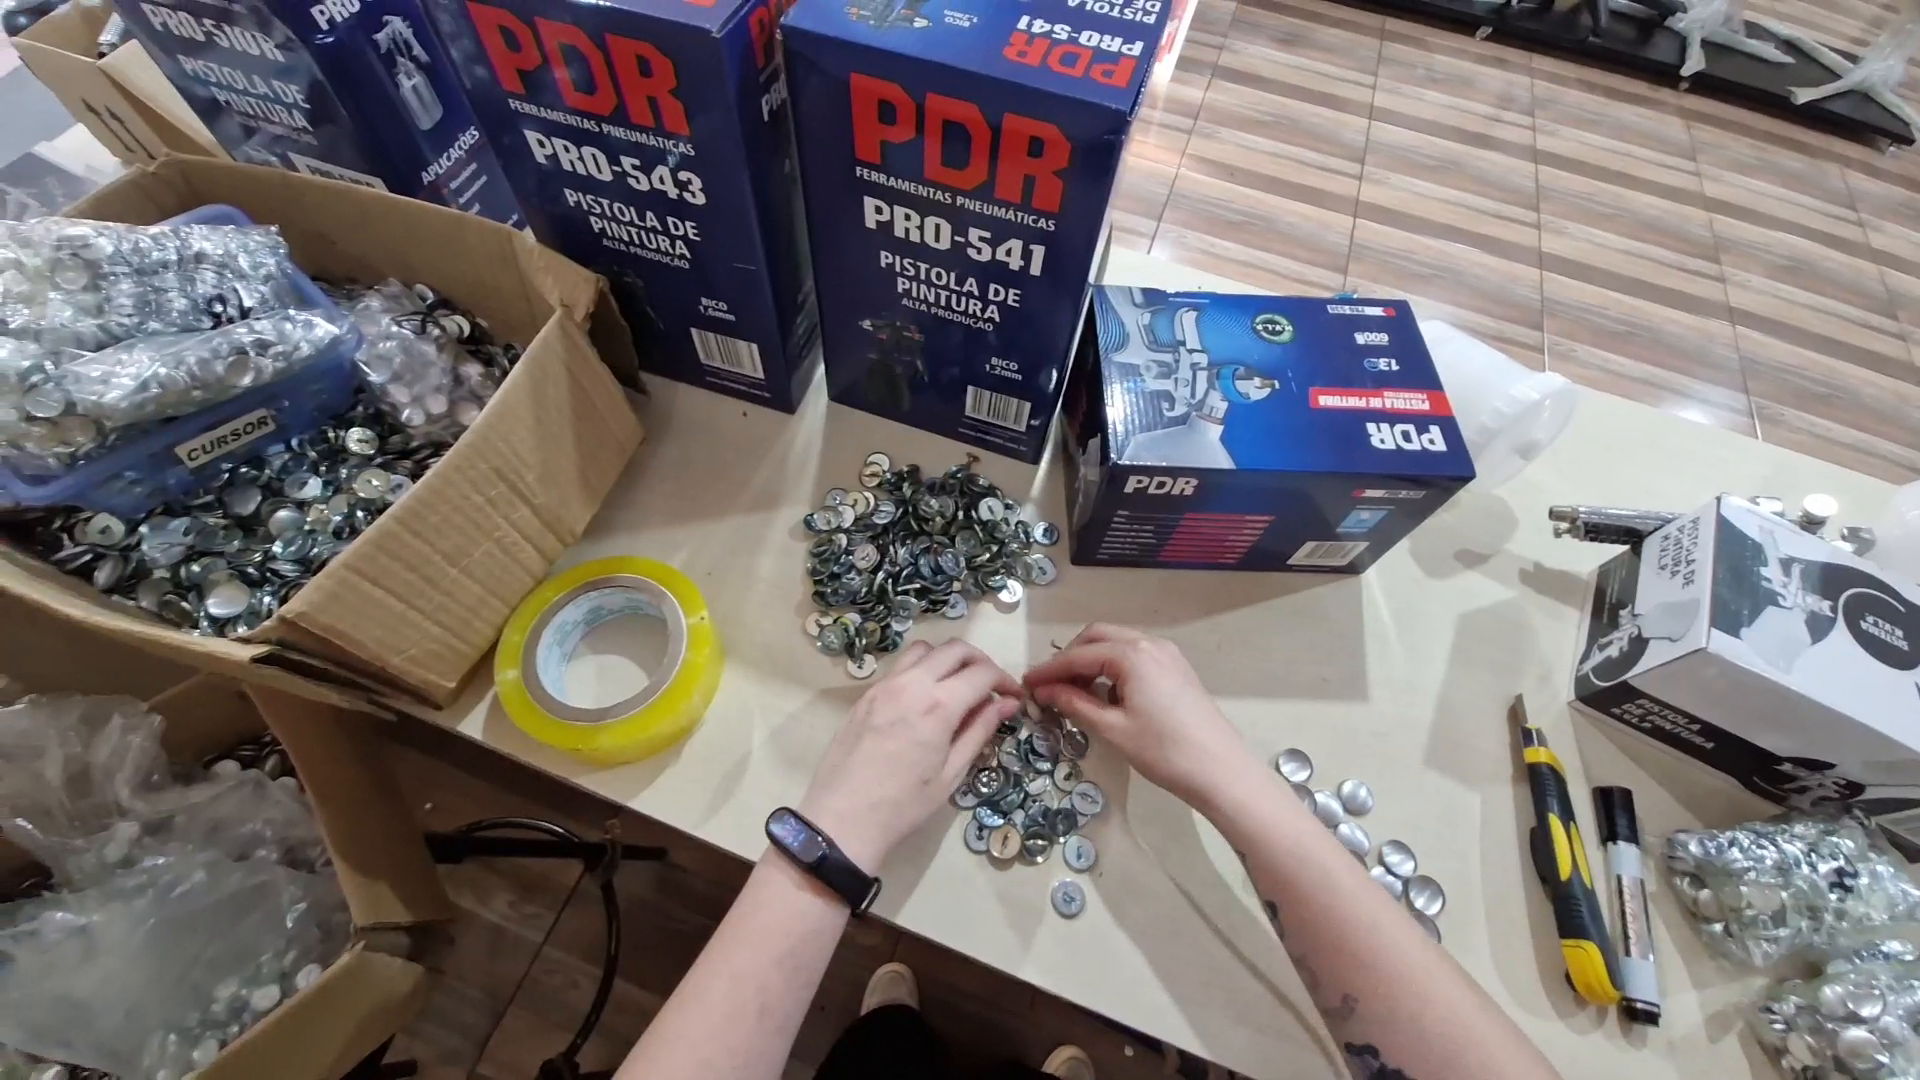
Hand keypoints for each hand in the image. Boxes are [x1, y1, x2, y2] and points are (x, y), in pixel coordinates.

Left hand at [799, 639, 1023, 870]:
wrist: (842, 819)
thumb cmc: (904, 804)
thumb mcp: (951, 773)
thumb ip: (979, 730)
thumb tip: (1006, 703)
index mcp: (938, 705)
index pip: (981, 672)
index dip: (1004, 680)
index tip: (1013, 697)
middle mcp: (911, 683)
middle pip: (955, 649)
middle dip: (980, 662)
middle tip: (991, 687)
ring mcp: (885, 684)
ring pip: (925, 649)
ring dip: (948, 659)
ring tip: (958, 686)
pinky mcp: (867, 693)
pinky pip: (901, 666)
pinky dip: (922, 669)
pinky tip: (926, 698)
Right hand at [1024, 623, 1257, 812]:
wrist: (1222, 771)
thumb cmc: (1164, 751)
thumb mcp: (1113, 729)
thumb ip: (1075, 704)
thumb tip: (1044, 690)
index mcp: (1132, 654)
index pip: (1078, 654)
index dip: (1050, 669)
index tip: (1027, 684)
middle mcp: (1149, 643)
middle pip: (1097, 636)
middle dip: (1071, 657)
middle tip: (1051, 685)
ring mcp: (1167, 653)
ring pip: (1117, 643)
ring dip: (1092, 660)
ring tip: (1075, 692)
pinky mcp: (1176, 668)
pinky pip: (1135, 654)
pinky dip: (1114, 666)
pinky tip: (1107, 694)